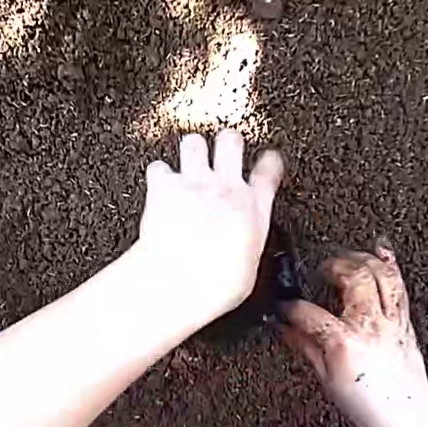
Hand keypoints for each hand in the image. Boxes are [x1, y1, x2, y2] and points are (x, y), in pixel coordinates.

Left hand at [134, 130, 283, 325]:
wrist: (177, 283)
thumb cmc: (213, 285)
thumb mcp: (247, 269)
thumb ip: (247, 246)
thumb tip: (242, 253)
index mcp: (253, 208)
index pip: (268, 171)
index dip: (268, 161)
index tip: (267, 159)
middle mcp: (225, 187)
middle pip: (231, 141)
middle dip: (228, 141)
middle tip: (224, 149)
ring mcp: (194, 183)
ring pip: (194, 141)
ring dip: (192, 149)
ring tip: (190, 159)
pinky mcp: (163, 187)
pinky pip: (158, 167)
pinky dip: (158, 174)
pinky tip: (159, 183)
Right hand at [279, 244, 427, 426]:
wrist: (407, 418)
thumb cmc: (371, 405)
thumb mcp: (326, 377)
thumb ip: (305, 346)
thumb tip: (287, 329)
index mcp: (345, 341)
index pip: (309, 313)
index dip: (290, 307)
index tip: (284, 306)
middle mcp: (370, 325)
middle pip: (354, 277)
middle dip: (333, 265)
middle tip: (321, 269)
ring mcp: (391, 320)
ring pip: (382, 274)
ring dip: (362, 258)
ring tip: (346, 257)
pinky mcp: (404, 322)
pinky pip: (399, 285)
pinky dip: (391, 264)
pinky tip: (382, 250)